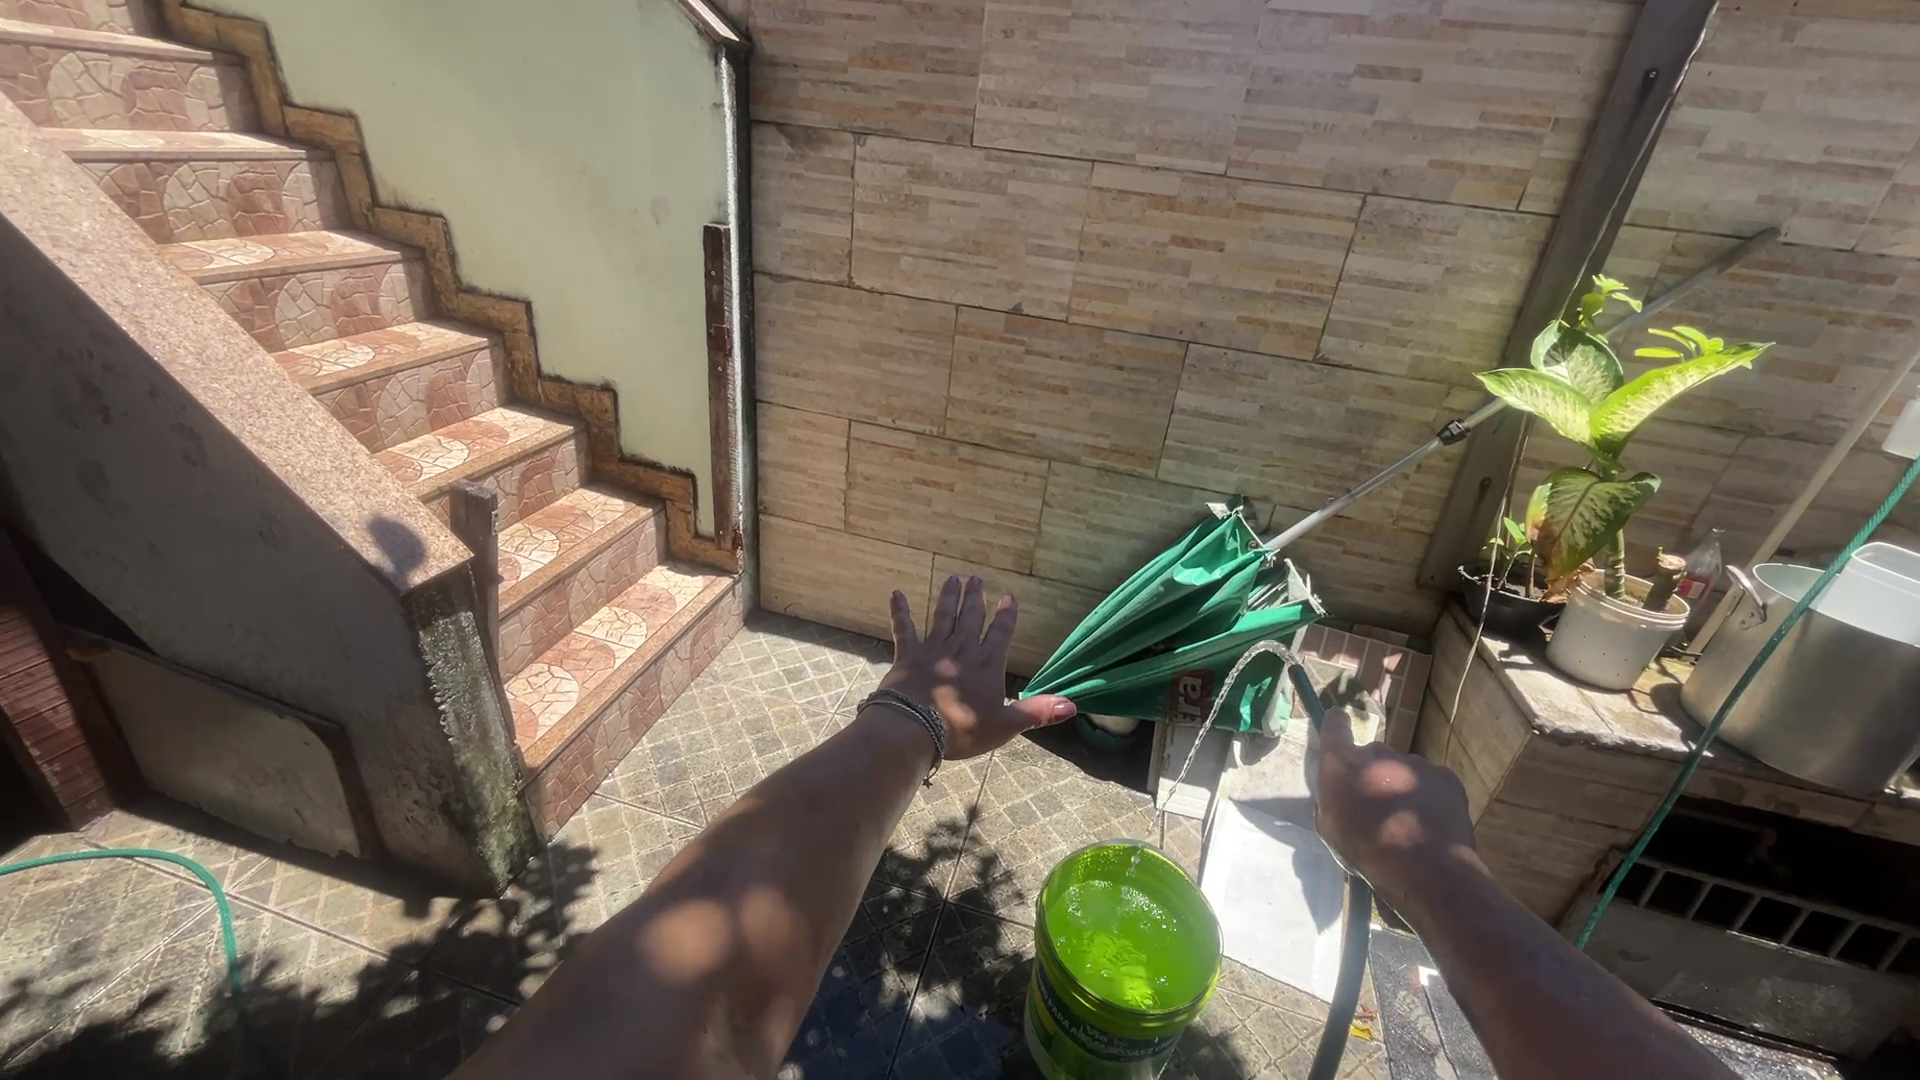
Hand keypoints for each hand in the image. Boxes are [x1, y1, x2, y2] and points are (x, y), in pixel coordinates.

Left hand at [876, 575, 1076, 759]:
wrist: (915, 728)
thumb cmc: (962, 729)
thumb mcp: (1005, 725)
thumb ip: (1036, 712)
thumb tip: (1072, 706)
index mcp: (987, 664)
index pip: (1000, 633)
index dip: (1006, 615)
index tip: (1009, 596)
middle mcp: (962, 649)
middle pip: (971, 618)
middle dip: (975, 598)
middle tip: (977, 579)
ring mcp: (933, 649)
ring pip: (943, 616)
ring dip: (948, 597)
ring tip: (952, 578)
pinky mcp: (907, 655)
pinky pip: (903, 628)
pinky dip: (900, 611)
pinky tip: (896, 594)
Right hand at [1315, 707, 1480, 916]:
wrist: (1424, 869)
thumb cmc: (1365, 850)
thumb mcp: (1328, 826)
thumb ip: (1331, 798)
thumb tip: (1338, 794)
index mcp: (1342, 763)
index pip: (1334, 725)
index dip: (1336, 724)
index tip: (1340, 725)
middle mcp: (1377, 753)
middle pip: (1373, 753)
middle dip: (1373, 771)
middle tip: (1378, 802)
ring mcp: (1414, 761)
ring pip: (1403, 768)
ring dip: (1401, 784)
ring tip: (1408, 817)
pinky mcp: (1445, 776)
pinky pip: (1431, 780)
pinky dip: (1429, 795)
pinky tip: (1431, 821)